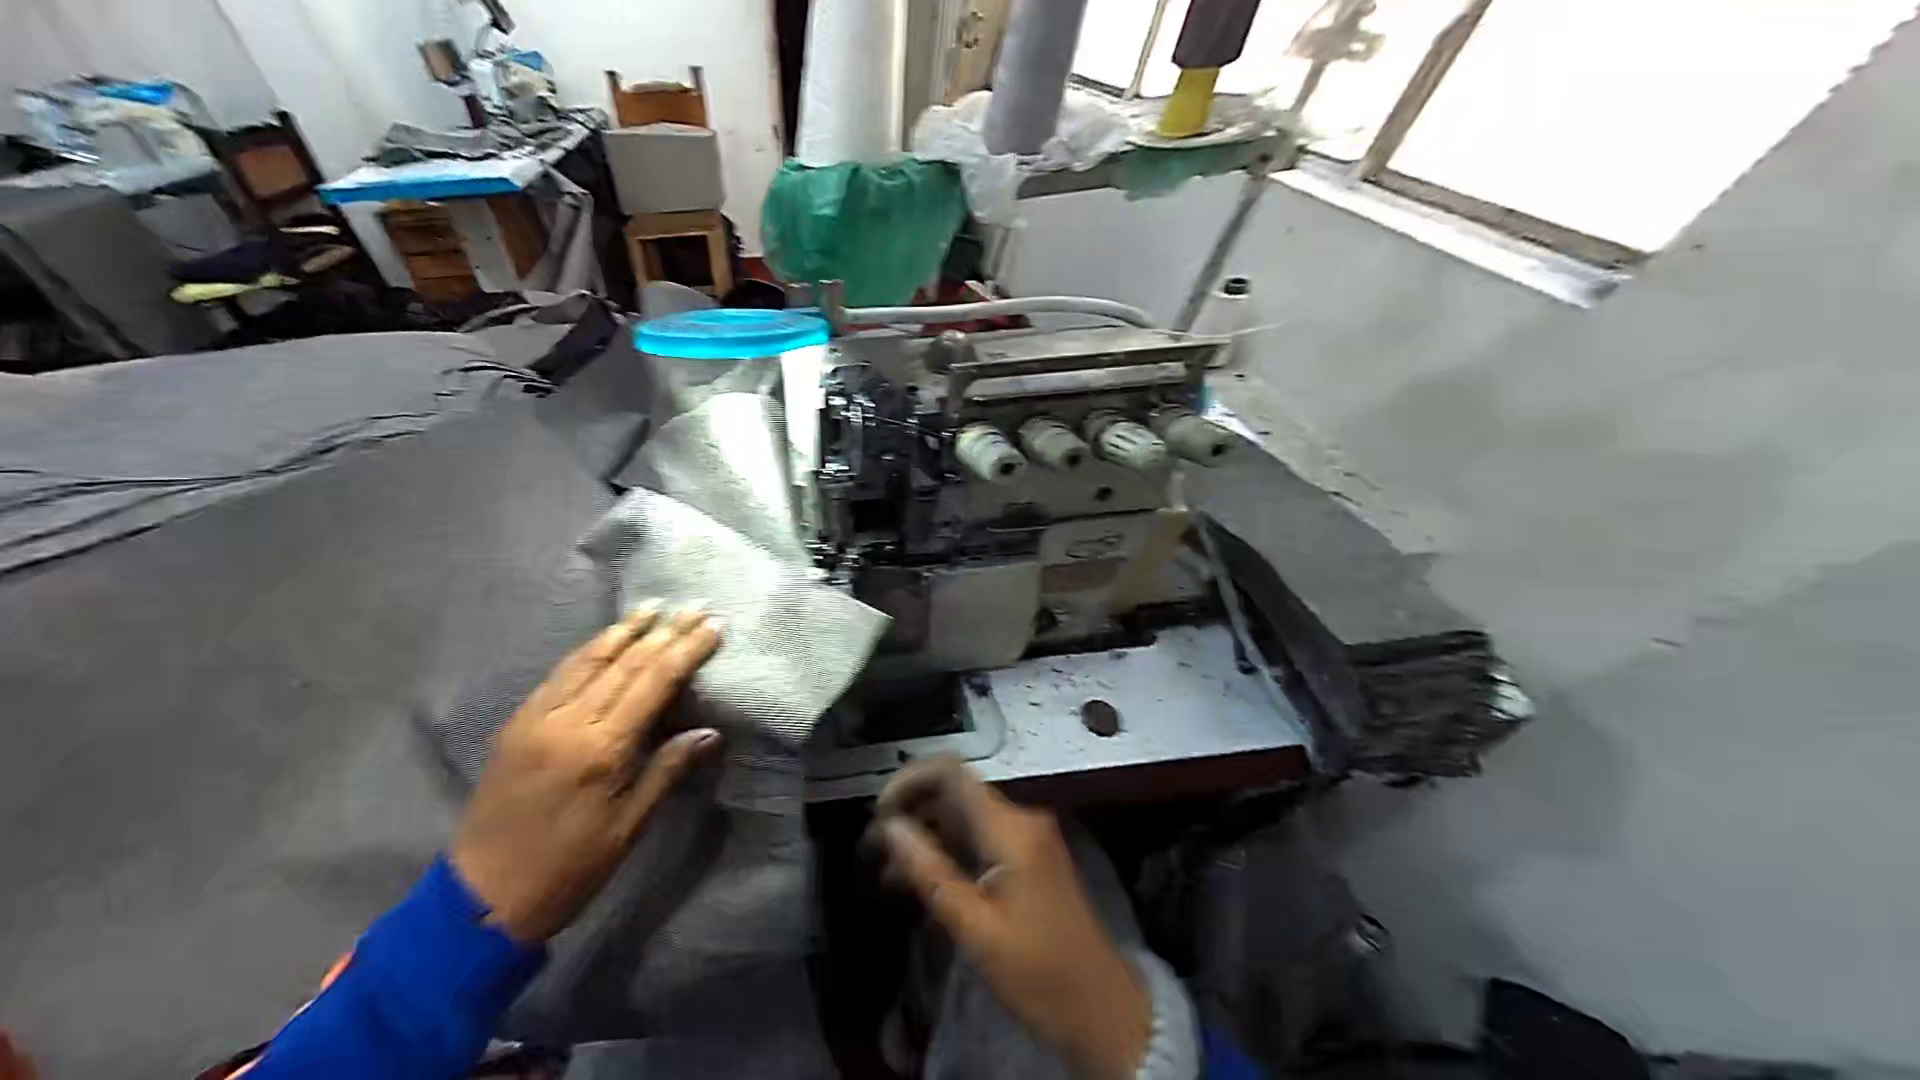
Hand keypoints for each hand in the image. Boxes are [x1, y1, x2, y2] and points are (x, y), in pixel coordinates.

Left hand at [451, 605, 723, 942]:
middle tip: (694, 606)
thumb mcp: (630, 826)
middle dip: (664, 631)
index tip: (713, 626)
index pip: (653, 682)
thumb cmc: (569, 867)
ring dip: (623, 630)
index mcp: (600, 748)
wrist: (481, 897)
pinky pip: (559, 674)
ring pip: (587, 660)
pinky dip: (588, 650)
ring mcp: (536, 718)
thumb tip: (709, 733)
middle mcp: (567, 721)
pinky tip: (605, 639)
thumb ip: (667, 770)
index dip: (686, 650)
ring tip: (652, 607)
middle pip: (624, 662)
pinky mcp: (516, 724)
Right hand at [875, 760, 1149, 1079]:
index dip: (909, 780)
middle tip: (873, 847)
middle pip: (956, 792)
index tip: (877, 813)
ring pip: (964, 816)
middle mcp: (1021, 819)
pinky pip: (979, 837)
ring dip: (926, 833)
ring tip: (885, 868)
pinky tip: (919, 878)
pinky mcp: (1028, 857)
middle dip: (912, 811)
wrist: (1102, 1010)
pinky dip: (947, 850)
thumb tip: (888, 828)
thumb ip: (929, 871)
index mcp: (1011, 828)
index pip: (951, 773)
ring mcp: (1027, 837)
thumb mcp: (974, 928)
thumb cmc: (1038, 973)